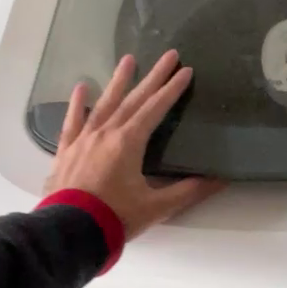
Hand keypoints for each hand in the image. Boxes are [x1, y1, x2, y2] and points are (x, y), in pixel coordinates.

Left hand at [44, 50, 223, 239]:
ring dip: (118, 81)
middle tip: (169, 55)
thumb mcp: (157, 207)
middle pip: (134, 99)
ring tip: (128, 59)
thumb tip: (220, 180)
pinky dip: (78, 104)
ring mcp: (84, 139)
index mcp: (130, 142)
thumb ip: (189, 191)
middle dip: (154, 76)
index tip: (186, 71)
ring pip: (105, 103)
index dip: (172, 89)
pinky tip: (82, 87)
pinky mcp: (66, 151)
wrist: (68, 233)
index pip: (156, 108)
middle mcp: (107, 133)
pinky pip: (73, 121)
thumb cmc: (115, 218)